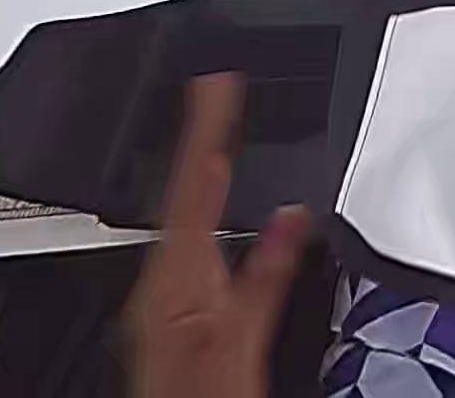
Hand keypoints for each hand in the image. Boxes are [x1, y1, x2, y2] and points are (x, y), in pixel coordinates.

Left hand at [127, 74, 311, 397]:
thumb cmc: (206, 396)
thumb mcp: (244, 338)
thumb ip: (267, 274)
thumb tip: (293, 212)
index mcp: (175, 281)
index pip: (192, 188)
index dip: (205, 131)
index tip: (217, 87)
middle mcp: (161, 278)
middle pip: (182, 188)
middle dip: (200, 133)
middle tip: (216, 87)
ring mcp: (165, 288)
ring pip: (182, 204)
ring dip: (201, 156)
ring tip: (217, 119)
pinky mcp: (176, 295)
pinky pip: (187, 225)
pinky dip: (202, 190)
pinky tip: (211, 181)